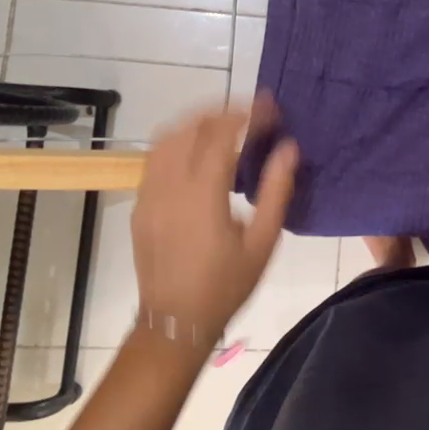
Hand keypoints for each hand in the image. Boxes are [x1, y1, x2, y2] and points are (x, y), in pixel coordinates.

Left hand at [128, 102, 298, 341]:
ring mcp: (149, 194)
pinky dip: (177, 143)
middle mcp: (170, 186)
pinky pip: (154, 159)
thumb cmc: (226, 284)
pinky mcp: (140, 205)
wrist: (174, 322)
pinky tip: (196, 154)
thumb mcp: (263, 242)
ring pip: (166, 138)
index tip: (271, 107)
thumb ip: (276, 190)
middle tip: (251, 112)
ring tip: (224, 124)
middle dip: (222, 111)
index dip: (248, 114)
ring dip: (196, 123)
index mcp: (203, 194)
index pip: (223, 134)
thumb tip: (289, 148)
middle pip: (191, 127)